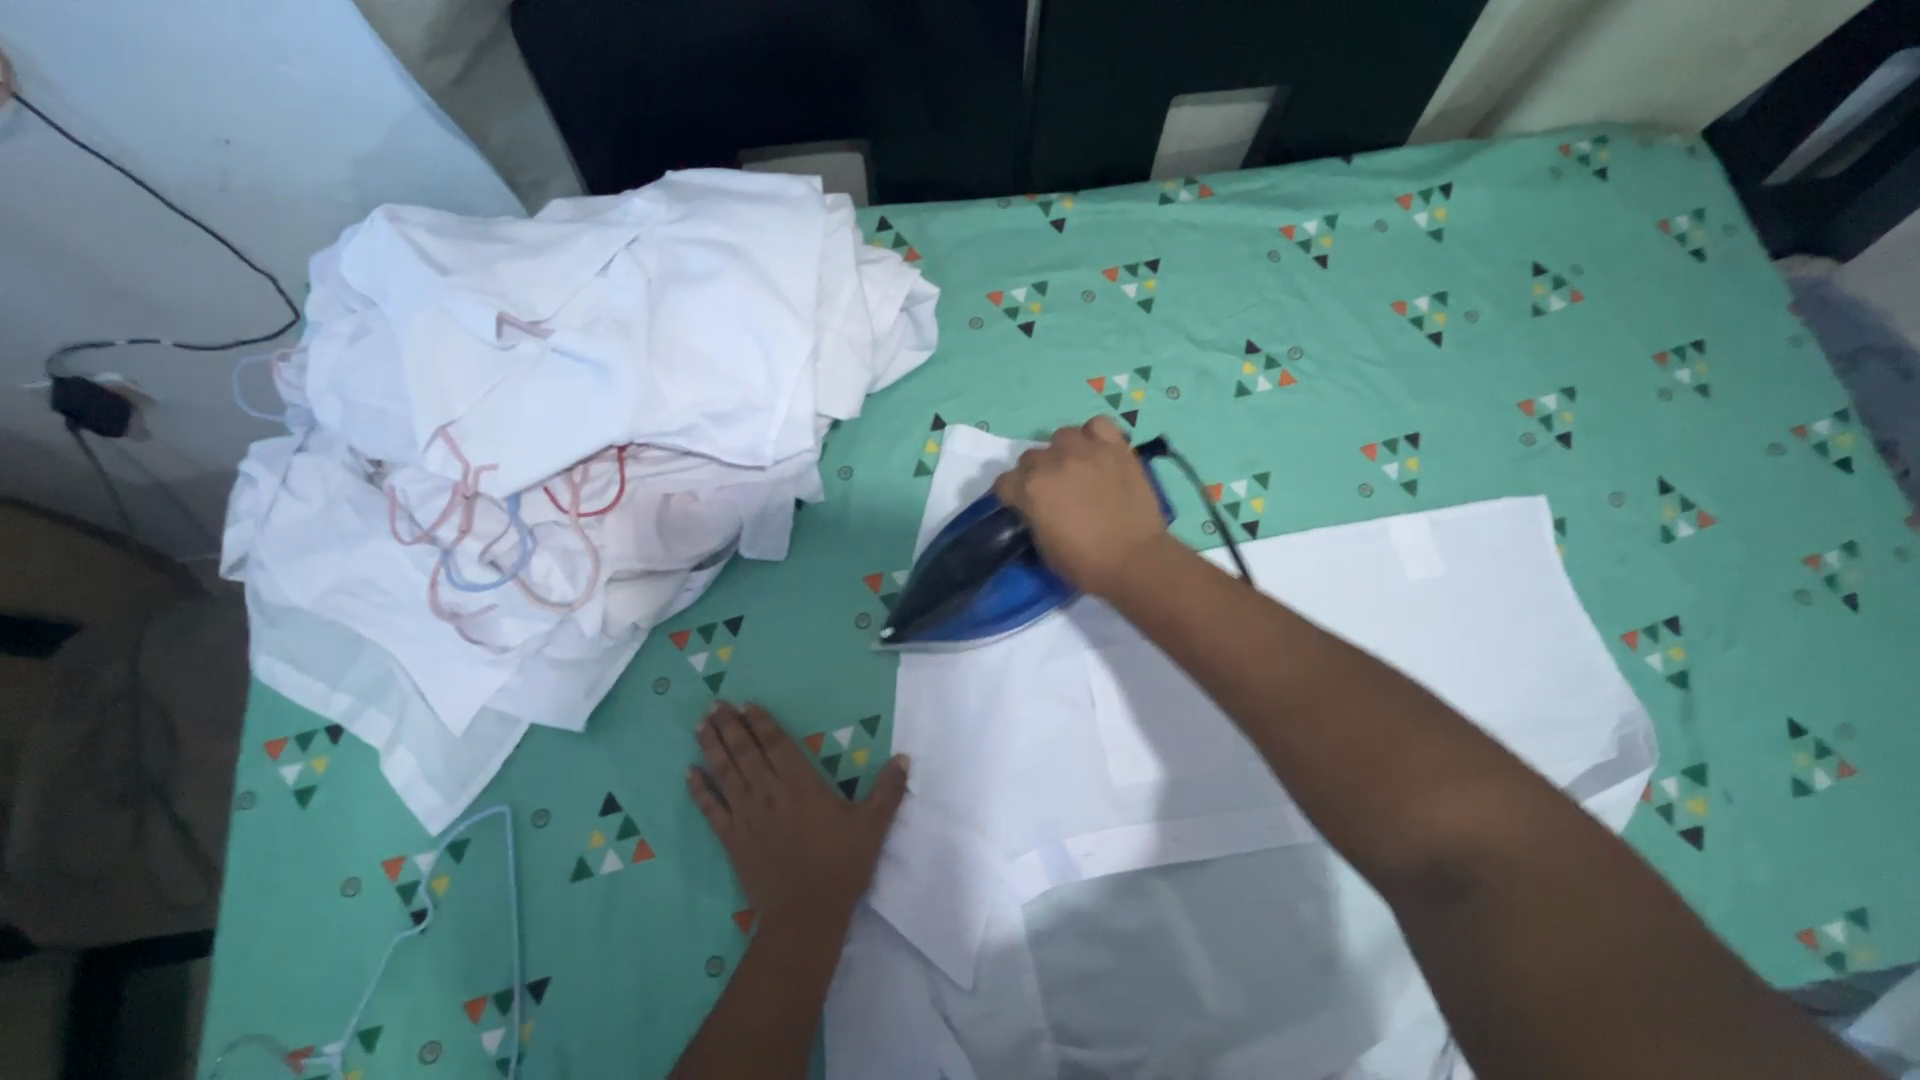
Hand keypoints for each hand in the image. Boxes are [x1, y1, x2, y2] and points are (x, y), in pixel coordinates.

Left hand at [688, 702, 907, 928]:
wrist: (805, 914)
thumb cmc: (841, 867)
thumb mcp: (872, 826)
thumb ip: (888, 790)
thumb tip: (903, 757)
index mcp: (802, 786)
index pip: (777, 745)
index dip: (762, 723)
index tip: (747, 704)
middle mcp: (770, 793)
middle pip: (746, 752)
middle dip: (730, 726)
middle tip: (715, 703)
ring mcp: (747, 816)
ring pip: (725, 773)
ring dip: (712, 747)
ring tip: (701, 724)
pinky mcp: (732, 839)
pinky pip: (711, 810)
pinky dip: (699, 790)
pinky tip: (689, 773)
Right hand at [993, 415, 1170, 598]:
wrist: (1134, 560)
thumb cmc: (1085, 563)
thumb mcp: (1043, 548)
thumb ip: (1032, 517)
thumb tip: (1033, 507)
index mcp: (1030, 489)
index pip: (1004, 482)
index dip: (1012, 495)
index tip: (1022, 505)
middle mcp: (1053, 462)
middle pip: (1031, 457)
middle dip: (1035, 474)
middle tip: (1052, 491)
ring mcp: (1086, 451)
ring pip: (1062, 436)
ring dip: (1062, 451)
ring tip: (1075, 468)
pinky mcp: (1116, 448)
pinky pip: (1098, 425)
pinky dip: (1094, 436)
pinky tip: (1097, 452)